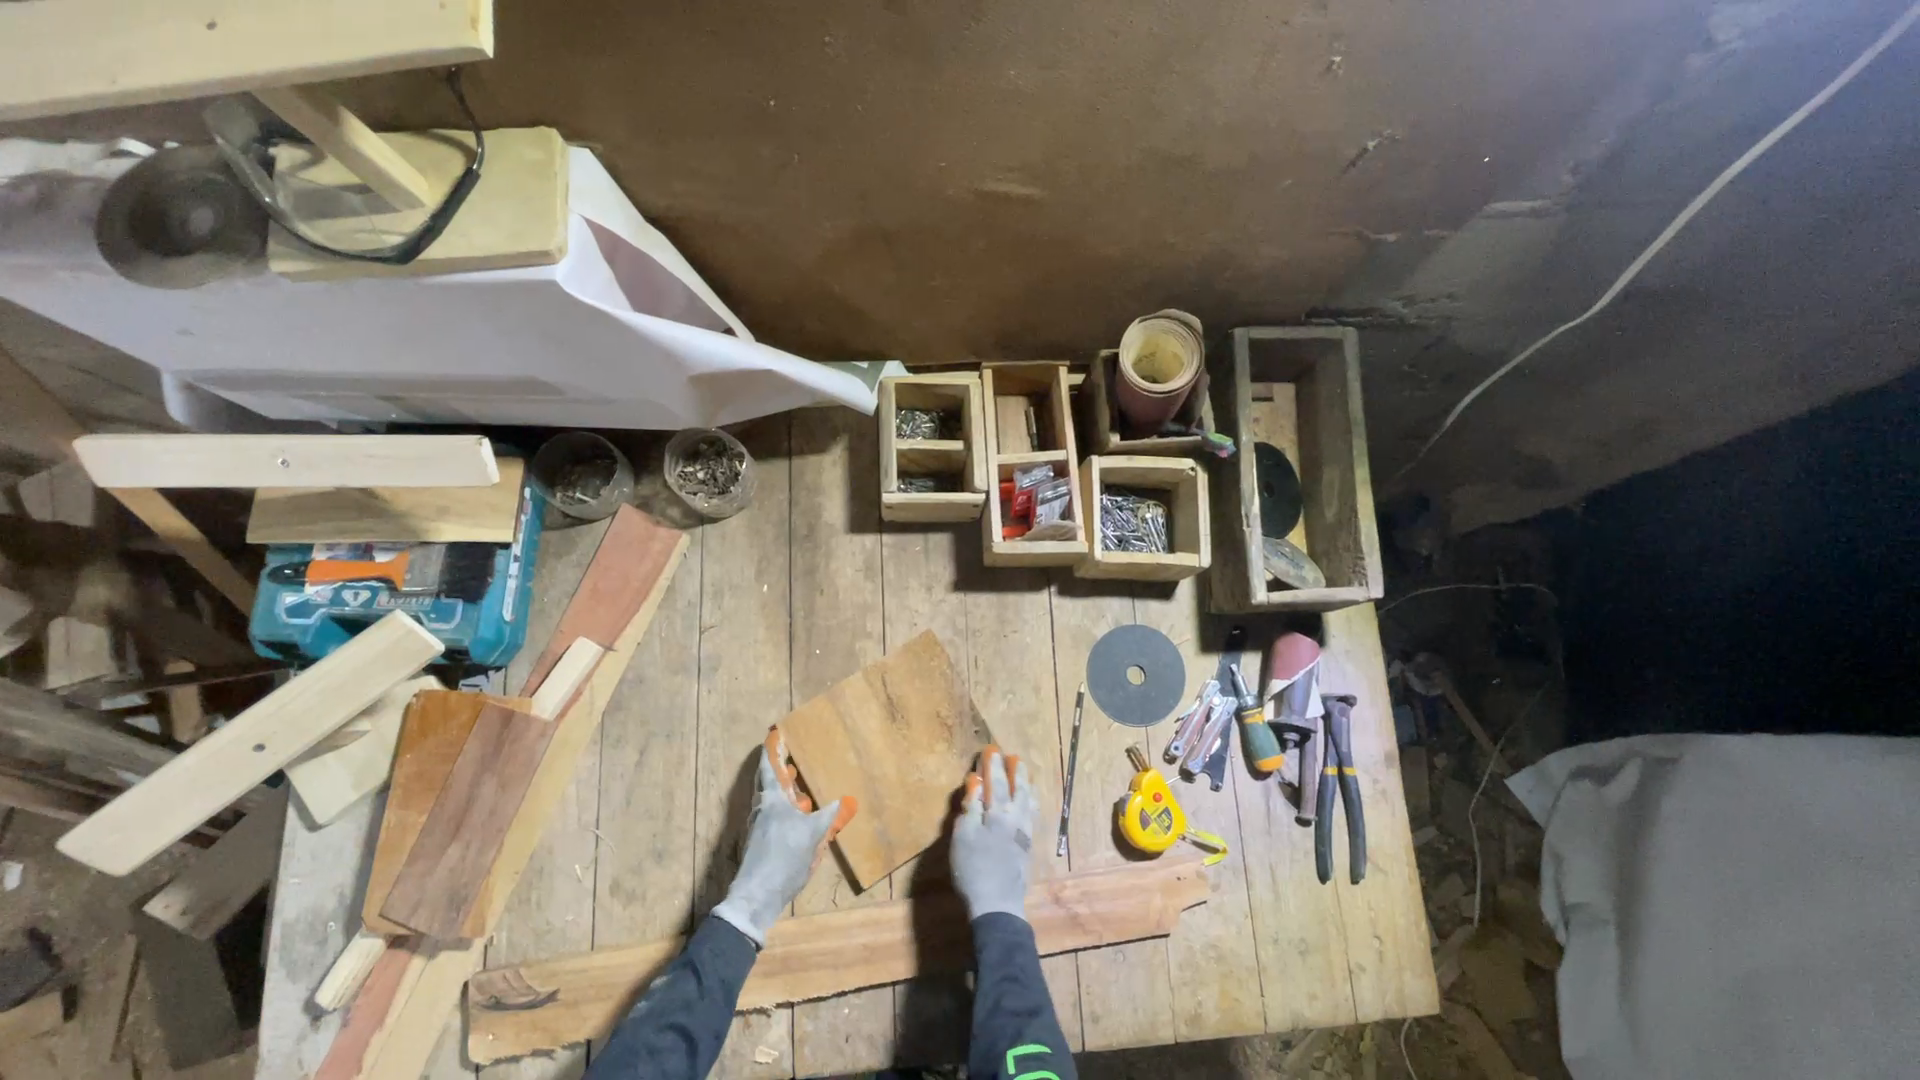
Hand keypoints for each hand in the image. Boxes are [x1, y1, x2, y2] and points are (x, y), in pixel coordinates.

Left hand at [712, 729, 854, 946]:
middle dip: (780, 768)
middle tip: (794, 756)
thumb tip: (846, 800)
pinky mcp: (761, 842)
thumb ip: (829, 816)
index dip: (772, 749)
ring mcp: (759, 826)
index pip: (769, 766)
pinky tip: (800, 818)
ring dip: (784, 790)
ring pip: (771, 800)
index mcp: (770, 799)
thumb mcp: (813, 835)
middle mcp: (761, 808)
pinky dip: (786, 809)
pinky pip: (774, 816)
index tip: (776, 733)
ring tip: (801, 785)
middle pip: (768, 781)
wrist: (756, 897)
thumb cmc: (784, 858)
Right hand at [951, 745, 1034, 921]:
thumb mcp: (963, 836)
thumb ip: (970, 808)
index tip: (992, 751)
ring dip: (1026, 786)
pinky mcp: (1029, 847)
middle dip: (1016, 773)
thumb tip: (975, 785)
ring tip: (1026, 776)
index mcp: (999, 814)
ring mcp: (1026, 833)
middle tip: (1015, 758)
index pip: (998, 783)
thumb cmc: (973, 869)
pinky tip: (1029, 804)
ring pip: (1029, 802)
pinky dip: (1030, 804)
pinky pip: (1032, 816)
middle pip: (1019, 790)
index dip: (994, 767)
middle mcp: (1017, 819)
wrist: (998, 903)